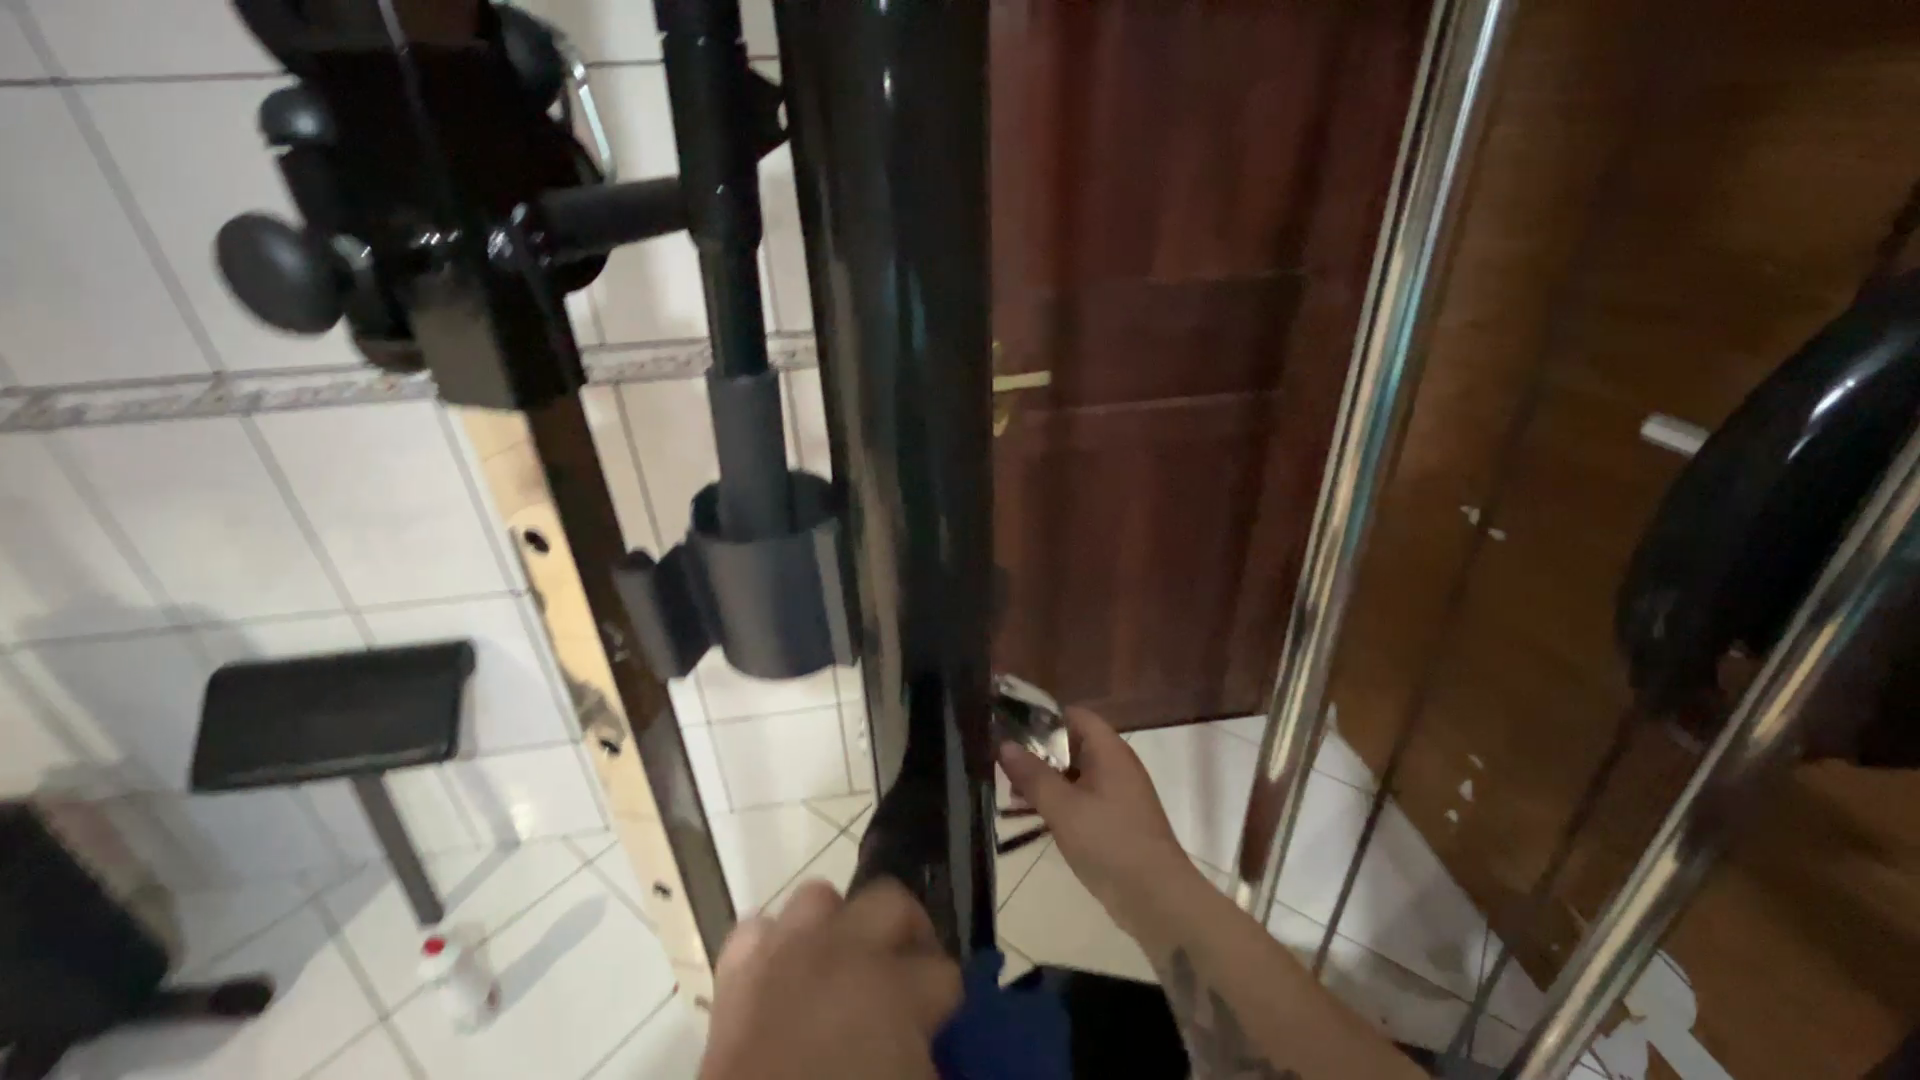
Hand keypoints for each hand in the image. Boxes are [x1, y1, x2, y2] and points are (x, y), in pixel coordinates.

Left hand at [700, 879, 962, 1079]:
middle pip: (891, 900)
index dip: (944, 997)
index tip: (936, 1019)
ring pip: (819, 897)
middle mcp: (844, 949)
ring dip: (835, 926)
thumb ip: (921, 1049)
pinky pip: (758, 931)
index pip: (944, 970)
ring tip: (840, 963)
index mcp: (896, 987)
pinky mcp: (737, 967)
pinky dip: (773, 947)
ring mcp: (787, 950)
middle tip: (905, 973)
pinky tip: (782, 976)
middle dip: (906, 932)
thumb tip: (918, 1041)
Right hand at [997, 706, 1198, 937]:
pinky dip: (1057, 802)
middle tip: (1002, 768)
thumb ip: (1032, 775)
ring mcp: (1116, 794)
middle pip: (1072, 744)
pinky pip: (1081, 799)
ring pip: (1074, 774)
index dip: (1043, 719)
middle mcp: (1115, 765)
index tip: (1010, 731)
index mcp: (1109, 751)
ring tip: (1009, 796)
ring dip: (1044, 781)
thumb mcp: (1063, 807)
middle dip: (1038, 754)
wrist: (1156, 897)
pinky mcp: (1114, 820)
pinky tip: (1031, 818)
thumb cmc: (1109, 842)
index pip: (1074, 716)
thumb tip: (1004, 744)